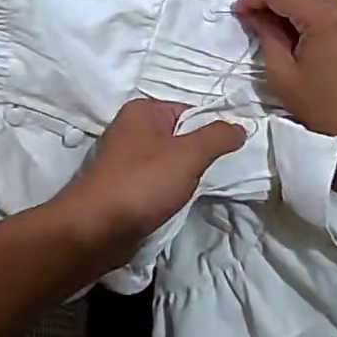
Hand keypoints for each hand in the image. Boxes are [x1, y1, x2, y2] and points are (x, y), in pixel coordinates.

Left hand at [55, 99, 244, 262]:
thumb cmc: (143, 182)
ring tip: (195, 191)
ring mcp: (124, 157)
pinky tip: (176, 202)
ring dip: (184, 176)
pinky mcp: (123, 183)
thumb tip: (239, 125)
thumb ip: (216, 137)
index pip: (189, 111)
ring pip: (168, 160)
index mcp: (142, 110)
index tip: (230, 153)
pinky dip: (168, 190)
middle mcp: (130, 127)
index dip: (211, 130)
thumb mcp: (188, 155)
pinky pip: (156, 180)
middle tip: (215, 174)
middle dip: (198, 155)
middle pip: (179, 136)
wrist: (97, 226)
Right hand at [233, 0, 336, 143]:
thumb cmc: (323, 107)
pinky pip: (329, 0)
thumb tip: (253, 14)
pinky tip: (296, 31)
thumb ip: (266, 35)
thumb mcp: (282, 73)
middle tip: (258, 14)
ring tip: (274, 24)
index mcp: (325, 16)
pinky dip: (308, 6)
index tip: (237, 14)